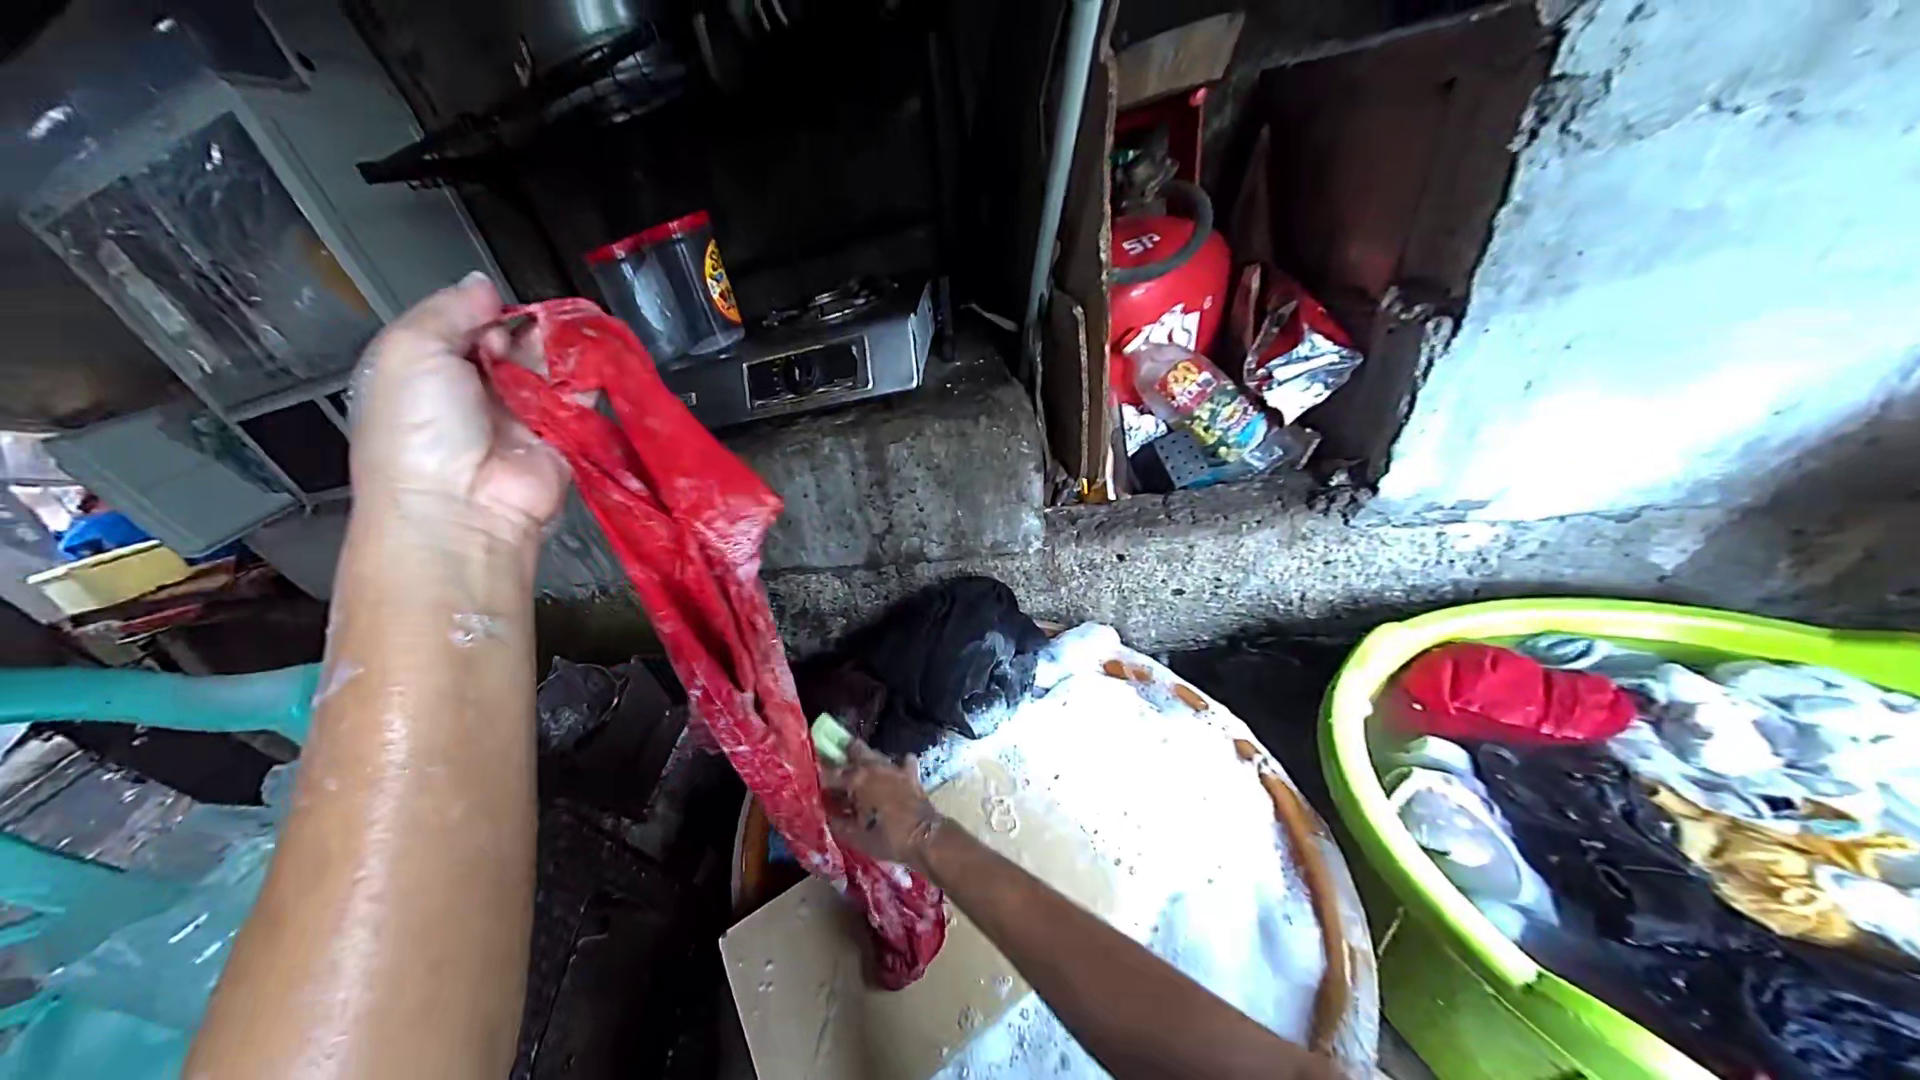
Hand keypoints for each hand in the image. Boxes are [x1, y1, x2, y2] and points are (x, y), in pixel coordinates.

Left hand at [349, 273, 568, 541]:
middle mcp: (479, 391)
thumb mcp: (409, 350)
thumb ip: (448, 311)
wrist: (460, 505)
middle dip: (526, 330)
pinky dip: (589, 379)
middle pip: (513, 344)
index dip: (485, 312)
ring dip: (559, 351)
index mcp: (432, 369)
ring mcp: (525, 415)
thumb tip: (483, 284)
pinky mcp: (565, 436)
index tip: (497, 312)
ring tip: (573, 333)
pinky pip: (581, 399)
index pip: (468, 325)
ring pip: (550, 368)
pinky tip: (594, 358)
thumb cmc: (419, 427)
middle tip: (539, 326)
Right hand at [824, 741, 946, 871]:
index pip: (829, 774)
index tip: (815, 783)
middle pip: (853, 749)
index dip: (820, 779)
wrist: (924, 837)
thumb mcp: (853, 835)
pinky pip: (902, 761)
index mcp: (856, 778)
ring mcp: (894, 766)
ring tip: (862, 776)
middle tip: (838, 771)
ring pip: (875, 754)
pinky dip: (896, 766)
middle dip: (843, 756)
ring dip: (866, 761)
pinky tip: (893, 776)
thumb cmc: (886, 838)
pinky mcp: (910, 773)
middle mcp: (873, 766)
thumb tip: (826, 811)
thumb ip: (836, 820)